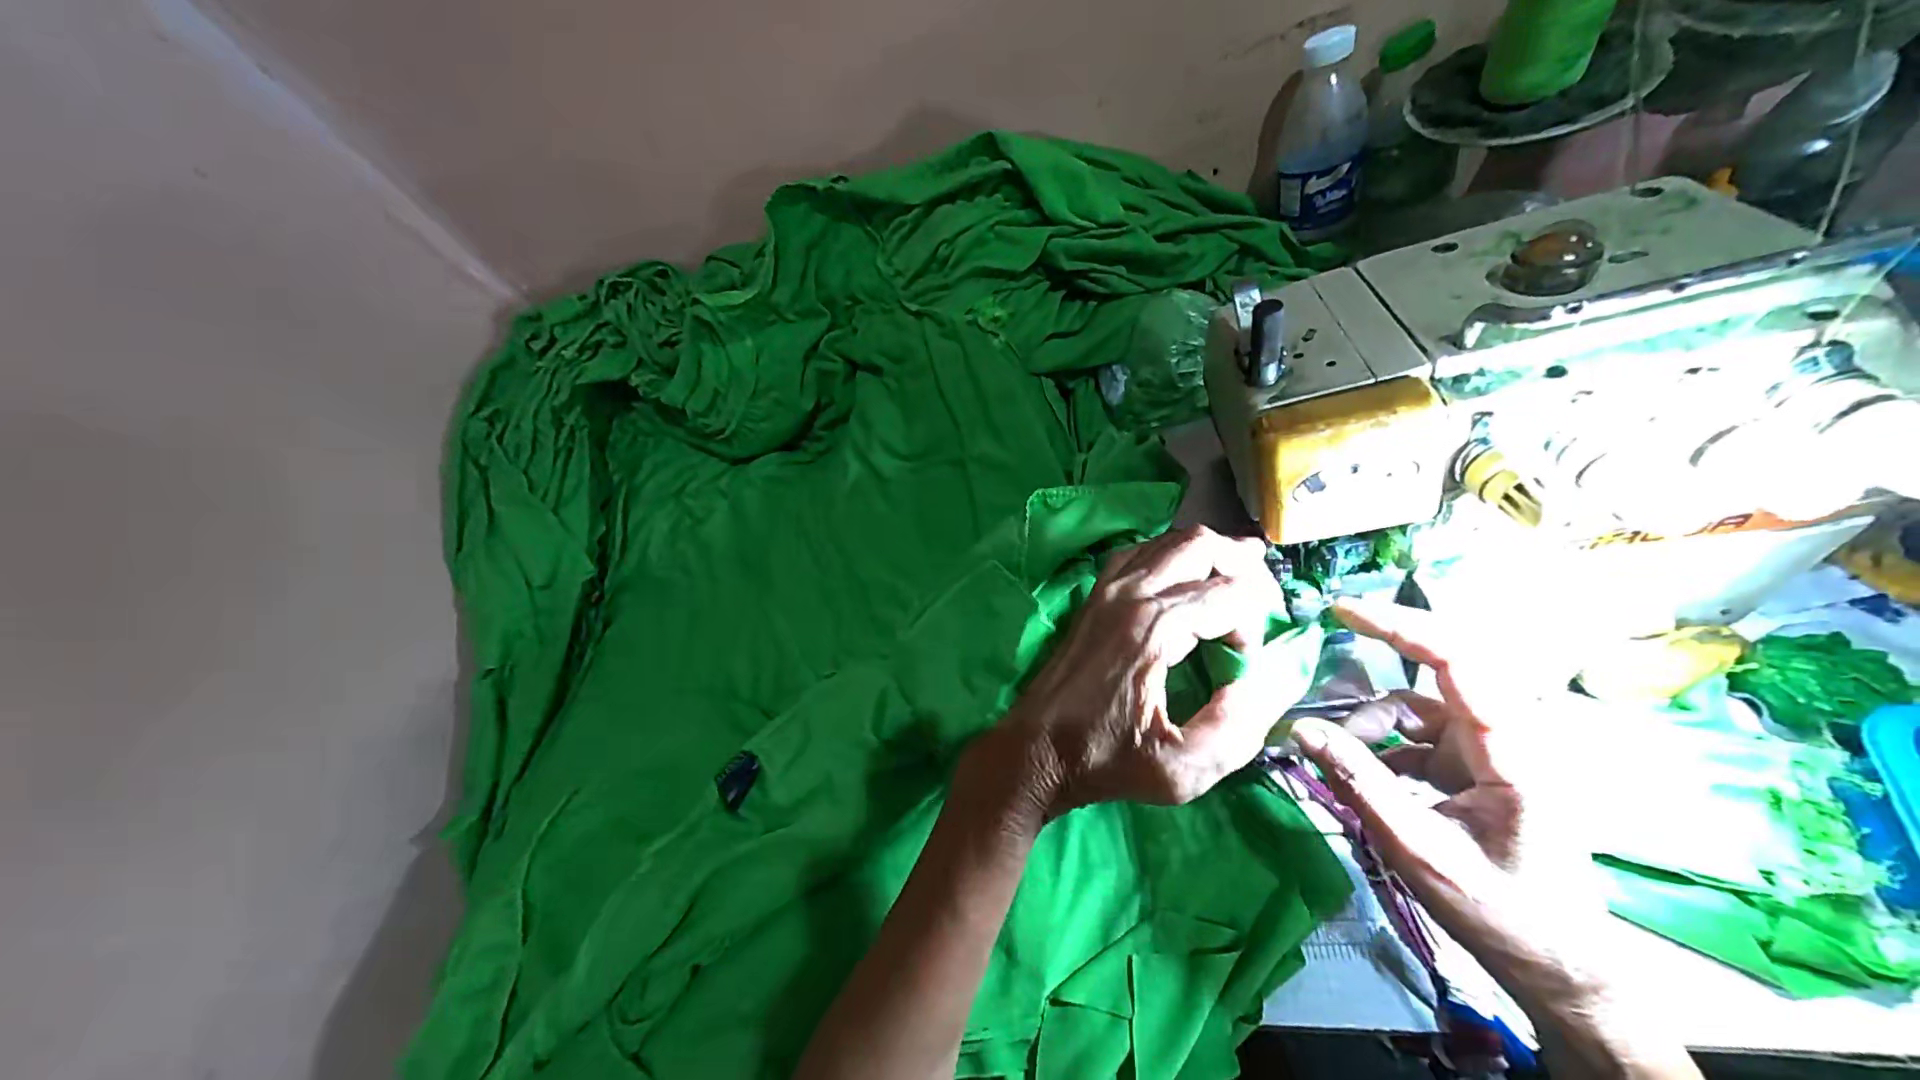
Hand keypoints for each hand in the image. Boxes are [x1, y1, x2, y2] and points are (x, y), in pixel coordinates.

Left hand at [976, 525, 1299, 821]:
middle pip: (1201, 545)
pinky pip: (1142, 552)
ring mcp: (1106, 588)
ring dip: (1211, 556)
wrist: (1034, 748)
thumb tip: (1270, 683)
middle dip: (1244, 568)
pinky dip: (1174, 556)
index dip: (1256, 622)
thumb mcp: (1181, 770)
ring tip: (1236, 588)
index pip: (1230, 593)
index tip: (1248, 662)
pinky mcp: (1094, 594)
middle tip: (1262, 606)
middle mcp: (1128, 594)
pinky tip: (1185, 583)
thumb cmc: (1104, 761)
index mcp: (1152, 630)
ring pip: (1171, 540)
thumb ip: (1237, 729)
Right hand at [1290, 598, 1602, 990]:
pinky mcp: (1479, 763)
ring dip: (1374, 723)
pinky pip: (1419, 732)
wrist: (1558, 962)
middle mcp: (1510, 737)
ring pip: (1419, 705)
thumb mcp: (1418, 849)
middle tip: (1331, 647)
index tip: (1342, 610)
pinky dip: (1384, 745)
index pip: (1458, 663)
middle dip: (1380, 658)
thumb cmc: (1499, 911)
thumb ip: (1359, 782)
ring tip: (1343, 762)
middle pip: (1439, 669)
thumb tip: (1302, 729)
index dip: (1399, 627)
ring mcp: (1494, 749)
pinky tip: (1367, 778)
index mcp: (1513, 753)